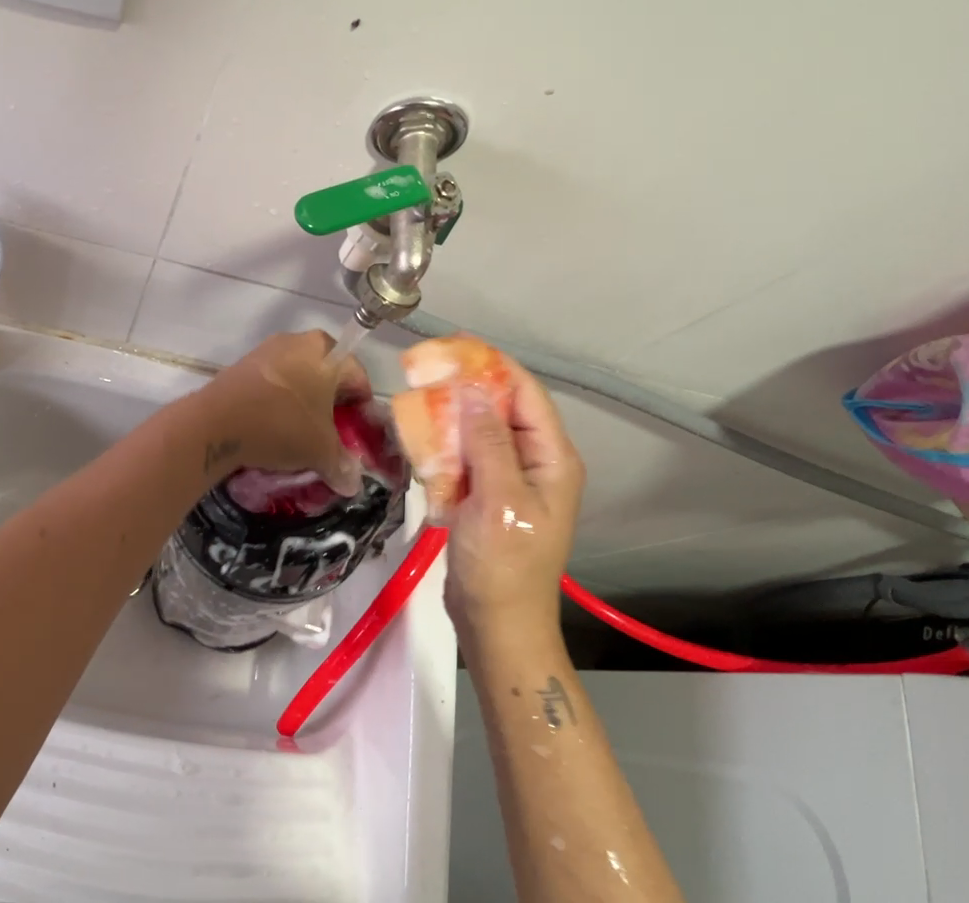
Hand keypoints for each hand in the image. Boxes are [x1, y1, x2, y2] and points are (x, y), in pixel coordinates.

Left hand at [187, 330, 371, 492]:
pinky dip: (277, 401)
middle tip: (330, 435)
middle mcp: (298, 341)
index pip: (358, 378)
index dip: (361, 410)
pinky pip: (272, 383)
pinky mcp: (242, 364)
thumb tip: (351, 484)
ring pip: (298, 378)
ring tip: (300, 434)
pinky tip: (273, 426)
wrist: (215, 423)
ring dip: (302, 403)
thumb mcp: (319, 450)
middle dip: (331, 405)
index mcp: (327, 351)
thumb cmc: (281, 425)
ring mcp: (267, 349)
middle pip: (327, 375)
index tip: (356, 436)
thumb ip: (341, 464)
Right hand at [442, 357, 583, 633]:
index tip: (453, 346)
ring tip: (417, 401)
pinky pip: (467, 459)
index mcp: (552, 460)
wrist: (496, 623)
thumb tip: (473, 389)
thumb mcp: (498, 499)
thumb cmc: (503, 564)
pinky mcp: (487, 497)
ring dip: (451, 418)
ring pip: (480, 433)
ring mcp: (510, 482)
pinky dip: (445, 448)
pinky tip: (420, 444)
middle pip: (502, 410)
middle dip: (466, 389)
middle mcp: (535, 464)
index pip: (527, 395)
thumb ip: (488, 443)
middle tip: (425, 372)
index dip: (493, 366)